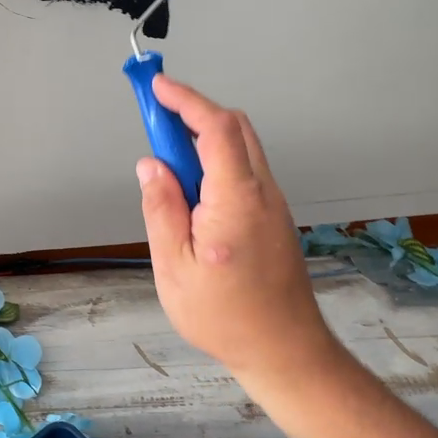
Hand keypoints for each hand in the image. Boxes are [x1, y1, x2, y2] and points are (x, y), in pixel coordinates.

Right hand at [137, 75, 340, 395]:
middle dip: (194, 110)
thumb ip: (161, 208)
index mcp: (237, 200)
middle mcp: (262, 192)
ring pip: (242, 146)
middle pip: (235, 126)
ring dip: (204, 135)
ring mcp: (273, 203)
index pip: (216, 128)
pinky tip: (191, 188)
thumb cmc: (225, 317)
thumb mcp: (174, 267)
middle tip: (156, 117)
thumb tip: (152, 164)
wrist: (286, 352)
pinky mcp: (273, 216)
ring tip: (167, 159)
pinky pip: (244, 168)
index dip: (186, 99)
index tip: (156, 86)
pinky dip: (216, 158)